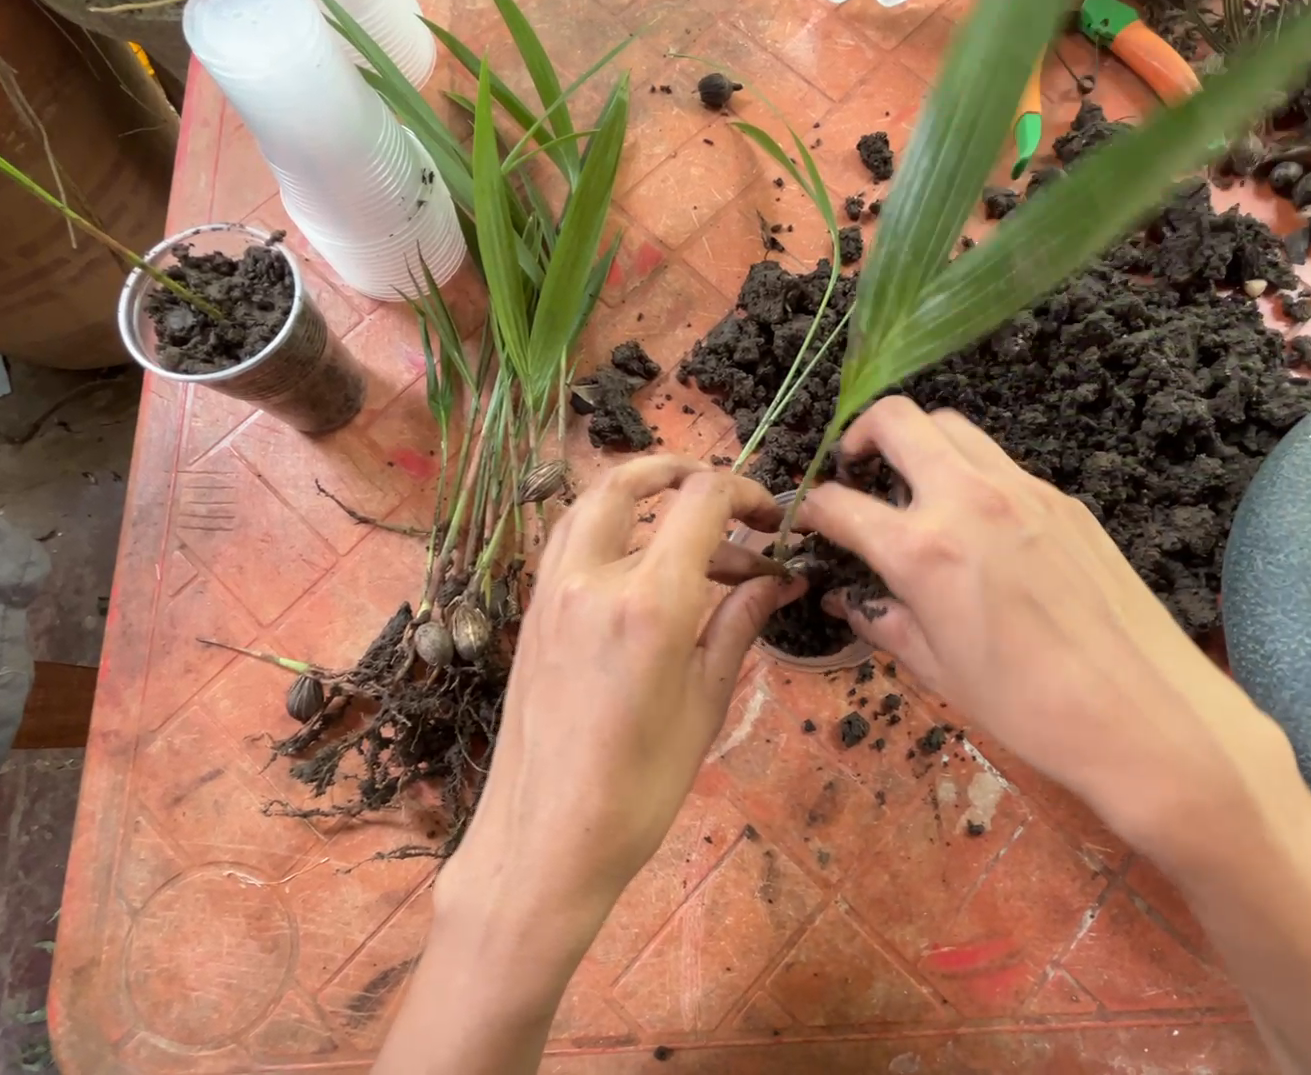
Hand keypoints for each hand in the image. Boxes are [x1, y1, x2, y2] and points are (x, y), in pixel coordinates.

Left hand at [439, 454, 802, 922]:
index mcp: (649, 601)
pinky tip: (640, 562)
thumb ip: (738, 624)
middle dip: (686, 471)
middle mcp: (592, 577)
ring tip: (687, 523)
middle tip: (728, 498)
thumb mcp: (705, 703)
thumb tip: (778, 580)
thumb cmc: (640, 786)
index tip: (771, 517)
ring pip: (592, 503)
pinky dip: (609, 526)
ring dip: (641, 493)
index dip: (744, 492)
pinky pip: (570, 540)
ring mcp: (552, 590)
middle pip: (632, 480)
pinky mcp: (532, 610)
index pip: (701, 502)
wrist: (544, 839)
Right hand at [796, 397, 1295, 868]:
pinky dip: (970, 475)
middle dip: (861, 434)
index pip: (840, 504)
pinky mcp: (1064, 499)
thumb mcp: (936, 670)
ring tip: (914, 491)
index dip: (810, 508)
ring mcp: (1023, 491)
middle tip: (856, 470)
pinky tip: (978, 527)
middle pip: (898, 419)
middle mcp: (968, 500)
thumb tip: (848, 604)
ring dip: (919, 444)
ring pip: (954, 427)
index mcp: (922, 550)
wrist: (1144, 714)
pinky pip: (1000, 464)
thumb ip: (883, 623)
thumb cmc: (1025, 707)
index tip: (807, 517)